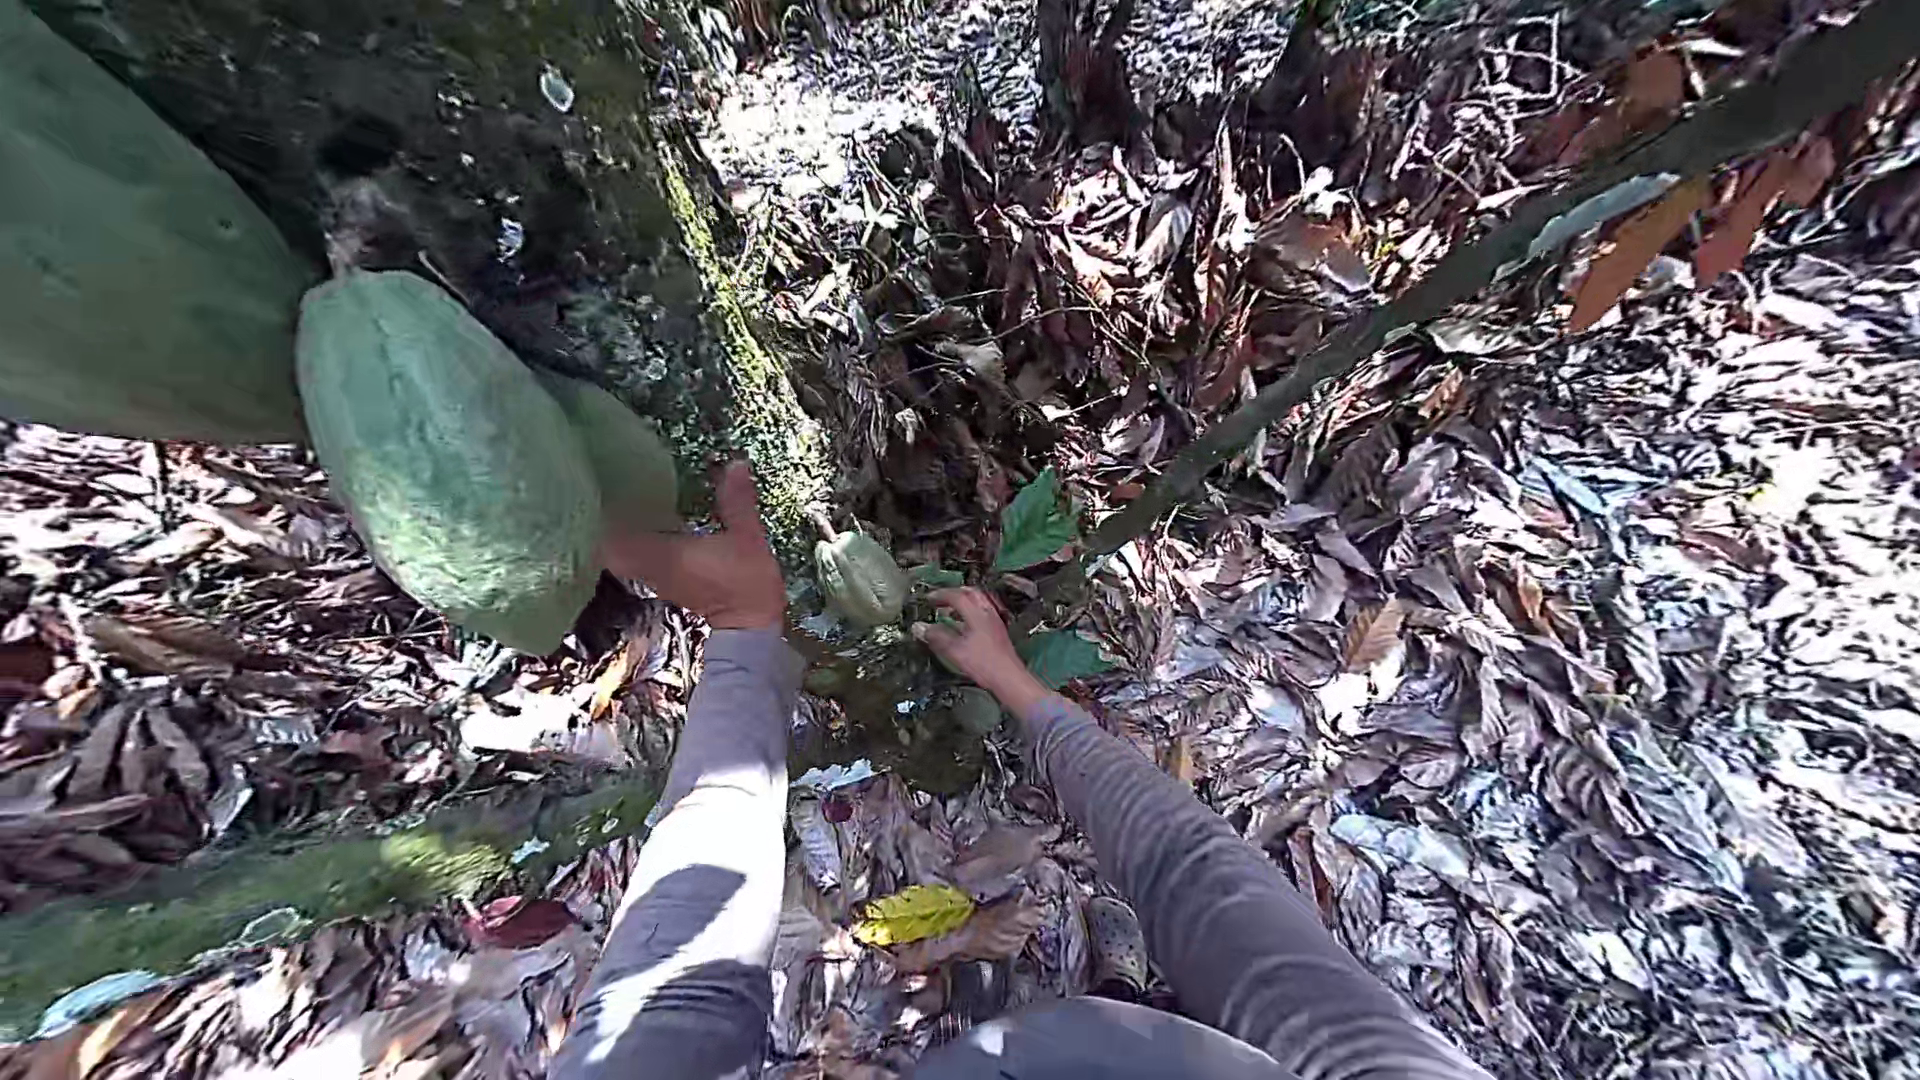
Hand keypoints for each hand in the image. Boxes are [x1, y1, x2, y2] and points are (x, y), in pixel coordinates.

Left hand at [601, 461, 785, 631]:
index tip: (595, 484)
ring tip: (619, 504)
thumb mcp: (748, 537)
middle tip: (603, 490)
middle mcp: (651, 567)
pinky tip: (644, 528)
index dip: (598, 510)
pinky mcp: (666, 584)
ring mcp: (656, 578)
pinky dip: (632, 545)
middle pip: (608, 544)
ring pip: (619, 555)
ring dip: (616, 533)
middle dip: (602, 520)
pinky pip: (636, 561)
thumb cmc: (747, 582)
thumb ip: (737, 501)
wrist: (751, 625)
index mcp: (665, 553)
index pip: (613, 533)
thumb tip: (735, 463)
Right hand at [913, 588, 1051, 715]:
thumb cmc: (983, 663)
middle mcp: (988, 613)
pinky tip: (964, 625)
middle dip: (953, 593)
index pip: (957, 596)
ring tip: (950, 610)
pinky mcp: (998, 630)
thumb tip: (919, 627)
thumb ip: (936, 637)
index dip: (941, 595)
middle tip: (940, 599)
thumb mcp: (954, 650)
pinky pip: (983, 611)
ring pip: (979, 602)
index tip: (928, 599)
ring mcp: (995, 621)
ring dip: (963, 601)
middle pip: (971, 593)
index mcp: (977, 614)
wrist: (1008, 678)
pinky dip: (970, 611)